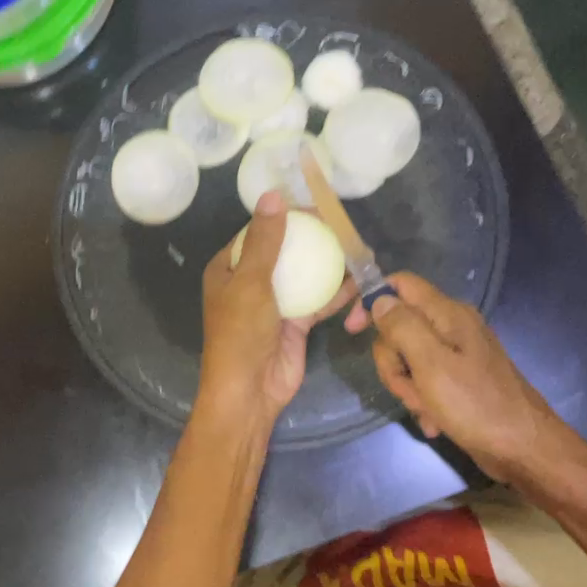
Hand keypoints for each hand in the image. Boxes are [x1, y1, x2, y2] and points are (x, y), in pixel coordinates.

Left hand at [198, 191, 350, 425]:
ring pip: (303, 275)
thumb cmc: (241, 333)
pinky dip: (336, 292)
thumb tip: (273, 195)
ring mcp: (273, 304)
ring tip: (355, 246)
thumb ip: (265, 240)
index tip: (314, 204)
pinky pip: (318, 301)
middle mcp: (248, 283)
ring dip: (326, 263)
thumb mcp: (250, 281)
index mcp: (227, 270)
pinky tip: (359, 280)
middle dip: (310, 238)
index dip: (283, 217)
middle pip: (283, 252)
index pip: (256, 233)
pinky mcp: (295, 324)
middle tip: (340, 224)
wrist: (249, 391)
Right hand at [344, 272, 584, 480]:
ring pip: (409, 358)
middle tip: (408, 385)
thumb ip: (402, 326)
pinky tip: (434, 420)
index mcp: (448, 314)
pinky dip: (423, 400)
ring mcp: (458, 354)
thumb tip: (379, 300)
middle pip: (399, 327)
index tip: (353, 331)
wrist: (523, 448)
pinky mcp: (461, 379)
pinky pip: (425, 381)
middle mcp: (453, 327)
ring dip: (407, 386)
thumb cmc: (476, 405)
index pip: (401, 284)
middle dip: (393, 361)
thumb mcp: (430, 364)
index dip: (371, 300)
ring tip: (426, 407)